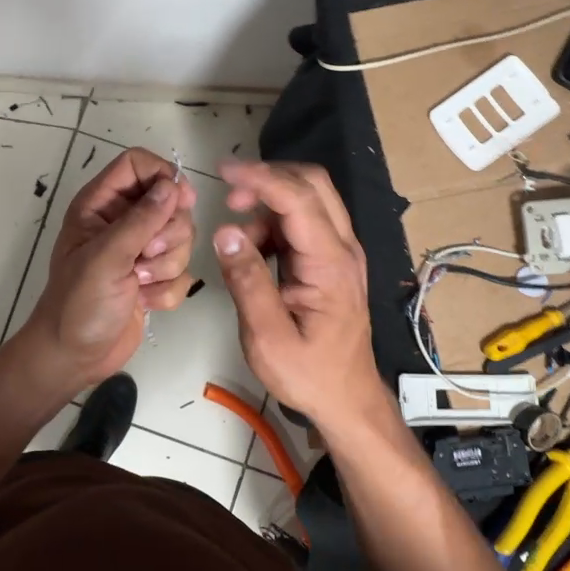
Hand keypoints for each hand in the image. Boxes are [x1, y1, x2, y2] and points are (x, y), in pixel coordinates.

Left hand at [15, 148, 198, 387]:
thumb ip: (140, 220)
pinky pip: (182, 272)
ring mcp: (139, 251)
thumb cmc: (78, 303)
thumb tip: (173, 185)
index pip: (137, 164)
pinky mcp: (153, 279)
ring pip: (181, 239)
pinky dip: (167, 290)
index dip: (162, 176)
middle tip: (144, 257)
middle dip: (168, 234)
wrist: (74, 355)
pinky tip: (143, 302)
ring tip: (138, 283)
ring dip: (166, 266)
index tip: (179, 201)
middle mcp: (121, 222)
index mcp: (99, 206)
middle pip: (170, 202)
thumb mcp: (105, 257)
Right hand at [210, 162, 389, 425]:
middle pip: (312, 185)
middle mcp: (342, 249)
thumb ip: (247, 281)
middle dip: (268, 178)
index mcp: (330, 264)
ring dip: (268, 204)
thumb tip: (226, 233)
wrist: (346, 399)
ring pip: (308, 200)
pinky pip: (303, 223)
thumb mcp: (266, 335)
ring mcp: (339, 254)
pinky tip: (252, 252)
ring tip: (236, 239)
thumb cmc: (307, 374)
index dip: (260, 178)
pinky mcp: (330, 263)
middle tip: (228, 194)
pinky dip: (273, 223)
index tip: (223, 171)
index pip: (297, 200)